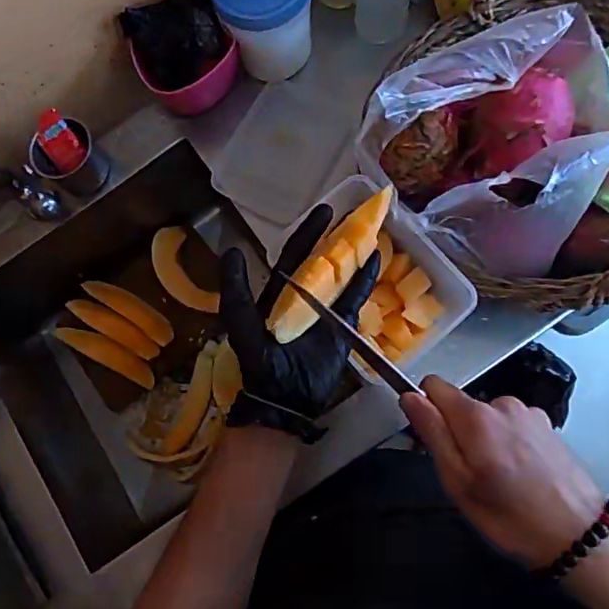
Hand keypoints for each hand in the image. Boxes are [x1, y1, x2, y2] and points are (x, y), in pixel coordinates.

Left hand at [219, 204, 381, 439]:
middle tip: (352, 213)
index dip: (308, 232)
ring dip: (353, 254)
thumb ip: (236, 290)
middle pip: (322, 259)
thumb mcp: (241, 323)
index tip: (324, 211)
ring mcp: (326, 310)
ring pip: (342, 276)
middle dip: (335, 236)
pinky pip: (356, 299)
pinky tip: (376, 260)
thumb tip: (232, 250)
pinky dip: (366, 280)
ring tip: (369, 231)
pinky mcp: (343, 326)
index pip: (295, 254)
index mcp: (280, 292)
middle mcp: (304, 296)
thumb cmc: (261, 361)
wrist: (285, 397)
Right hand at [400, 375, 606, 569]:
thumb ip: (432, 433)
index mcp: (476, 416)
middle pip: (461, 406)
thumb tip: (410, 396)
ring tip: (499, 481)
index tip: (432, 442)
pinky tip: (521, 477)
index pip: (433, 386)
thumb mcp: (458, 482)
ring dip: (485, 441)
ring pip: (487, 418)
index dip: (426, 410)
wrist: (578, 536)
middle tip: (469, 477)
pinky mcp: (547, 426)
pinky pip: (511, 427)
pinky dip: (508, 445)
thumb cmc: (511, 517)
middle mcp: (503, 404)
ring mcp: (529, 414)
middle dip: (457, 433)